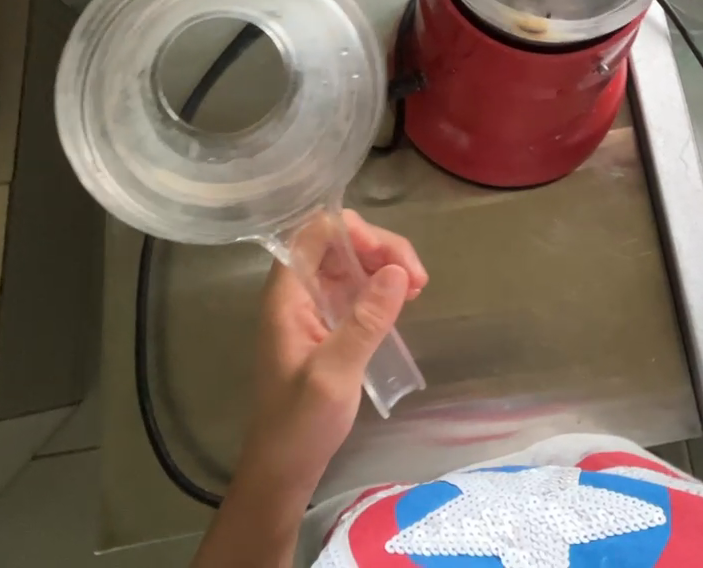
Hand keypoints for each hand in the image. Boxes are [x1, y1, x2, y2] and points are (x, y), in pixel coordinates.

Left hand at [238, 210, 426, 493]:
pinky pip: (358, 286)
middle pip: (338, 241)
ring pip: (351, 261)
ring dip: (386, 264)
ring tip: (418, 288)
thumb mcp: (334, 375)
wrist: (284, 471)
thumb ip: (364, 321)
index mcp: (287, 295)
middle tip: (416, 278)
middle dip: (380, 247)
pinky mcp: (330, 323)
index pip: (314, 232)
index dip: (354, 232)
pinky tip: (405, 300)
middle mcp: (299, 291)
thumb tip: (397, 271)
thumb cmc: (299, 425)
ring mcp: (314, 306)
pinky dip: (383, 285)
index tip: (389, 260)